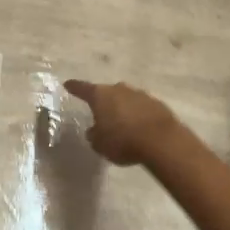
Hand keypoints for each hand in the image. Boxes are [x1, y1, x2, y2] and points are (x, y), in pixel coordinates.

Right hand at [63, 79, 186, 166]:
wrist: (161, 141)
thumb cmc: (123, 141)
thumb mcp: (100, 144)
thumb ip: (94, 135)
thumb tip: (94, 130)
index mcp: (100, 96)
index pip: (82, 88)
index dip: (74, 87)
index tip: (67, 84)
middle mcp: (119, 89)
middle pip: (107, 93)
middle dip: (103, 101)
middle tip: (100, 113)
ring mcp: (140, 94)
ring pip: (126, 99)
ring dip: (122, 108)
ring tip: (122, 124)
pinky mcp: (157, 103)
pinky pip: (142, 107)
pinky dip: (138, 115)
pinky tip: (139, 128)